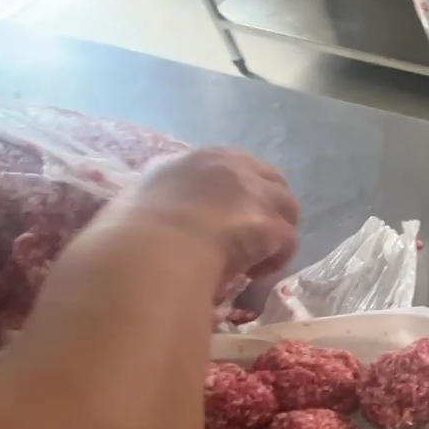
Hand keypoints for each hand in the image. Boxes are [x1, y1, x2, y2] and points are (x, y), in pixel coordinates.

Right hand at [107, 147, 300, 282]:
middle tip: (257, 236)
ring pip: (287, 208)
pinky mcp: (271, 223)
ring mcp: (255, 193)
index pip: (240, 165)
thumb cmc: (138, 227)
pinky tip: (253, 272)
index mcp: (200, 157)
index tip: (236, 214)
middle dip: (272, 207)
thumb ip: (177, 191)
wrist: (154, 246)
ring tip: (257, 255)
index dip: (246, 191)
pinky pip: (289, 241)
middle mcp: (232, 168)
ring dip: (279, 232)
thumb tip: (183, 209)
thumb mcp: (151, 191)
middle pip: (273, 182)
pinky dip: (276, 258)